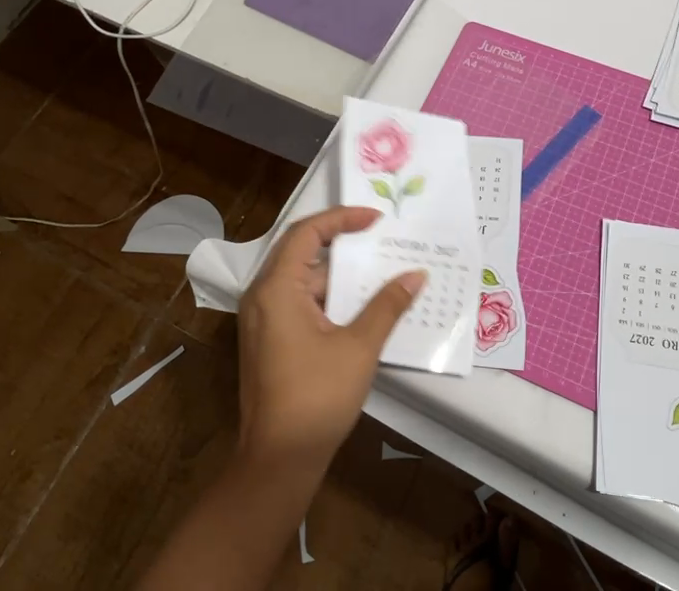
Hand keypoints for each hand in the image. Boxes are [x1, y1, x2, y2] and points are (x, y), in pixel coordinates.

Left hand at [236, 206, 424, 472]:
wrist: (279, 460)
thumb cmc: (317, 397)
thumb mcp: (359, 348)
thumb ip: (387, 306)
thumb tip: (416, 275)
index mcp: (276, 290)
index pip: (306, 233)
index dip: (342, 218)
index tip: (377, 218)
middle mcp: (262, 297)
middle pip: (302, 253)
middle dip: (344, 243)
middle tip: (383, 238)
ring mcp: (264, 321)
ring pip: (305, 281)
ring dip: (342, 276)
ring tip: (382, 271)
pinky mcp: (271, 340)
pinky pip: (301, 303)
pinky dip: (332, 299)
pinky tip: (364, 306)